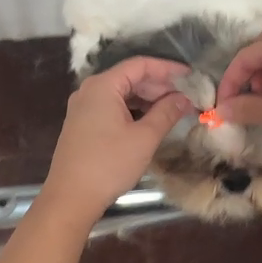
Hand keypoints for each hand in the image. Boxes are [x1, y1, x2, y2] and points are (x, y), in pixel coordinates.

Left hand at [41, 57, 194, 220]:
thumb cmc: (109, 164)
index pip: (140, 65)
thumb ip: (167, 112)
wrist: (70, 198)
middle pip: (130, 77)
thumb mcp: (144, 138)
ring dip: (148, 99)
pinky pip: (112, 107)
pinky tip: (151, 121)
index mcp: (103, 86)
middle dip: (160, 86)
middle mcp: (90, 90)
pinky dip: (133, 110)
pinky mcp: (82, 123)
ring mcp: (83, 107)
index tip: (191, 77)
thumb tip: (184, 98)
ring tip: (174, 110)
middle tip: (186, 97)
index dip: (168, 68)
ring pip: (122, 93)